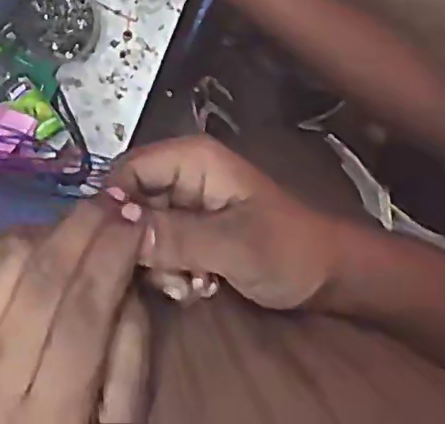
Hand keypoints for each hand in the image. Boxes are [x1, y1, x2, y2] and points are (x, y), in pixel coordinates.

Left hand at [0, 201, 143, 423]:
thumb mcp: (122, 410)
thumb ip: (132, 341)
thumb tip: (127, 259)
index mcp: (49, 416)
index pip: (83, 315)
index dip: (111, 256)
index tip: (136, 217)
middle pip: (43, 279)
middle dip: (86, 227)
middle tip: (116, 200)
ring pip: (11, 256)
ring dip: (55, 228)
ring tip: (87, 223)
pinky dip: (20, 235)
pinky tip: (46, 239)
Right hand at [106, 136, 343, 310]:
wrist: (328, 277)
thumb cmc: (287, 249)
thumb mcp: (232, 245)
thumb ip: (174, 235)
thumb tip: (117, 225)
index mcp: (191, 158)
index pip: (127, 169)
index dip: (116, 207)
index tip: (119, 251)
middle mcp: (181, 173)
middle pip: (131, 201)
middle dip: (142, 244)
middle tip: (170, 278)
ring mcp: (185, 201)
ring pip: (142, 228)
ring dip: (159, 263)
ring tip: (191, 287)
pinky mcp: (190, 227)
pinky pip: (159, 244)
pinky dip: (170, 269)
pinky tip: (196, 288)